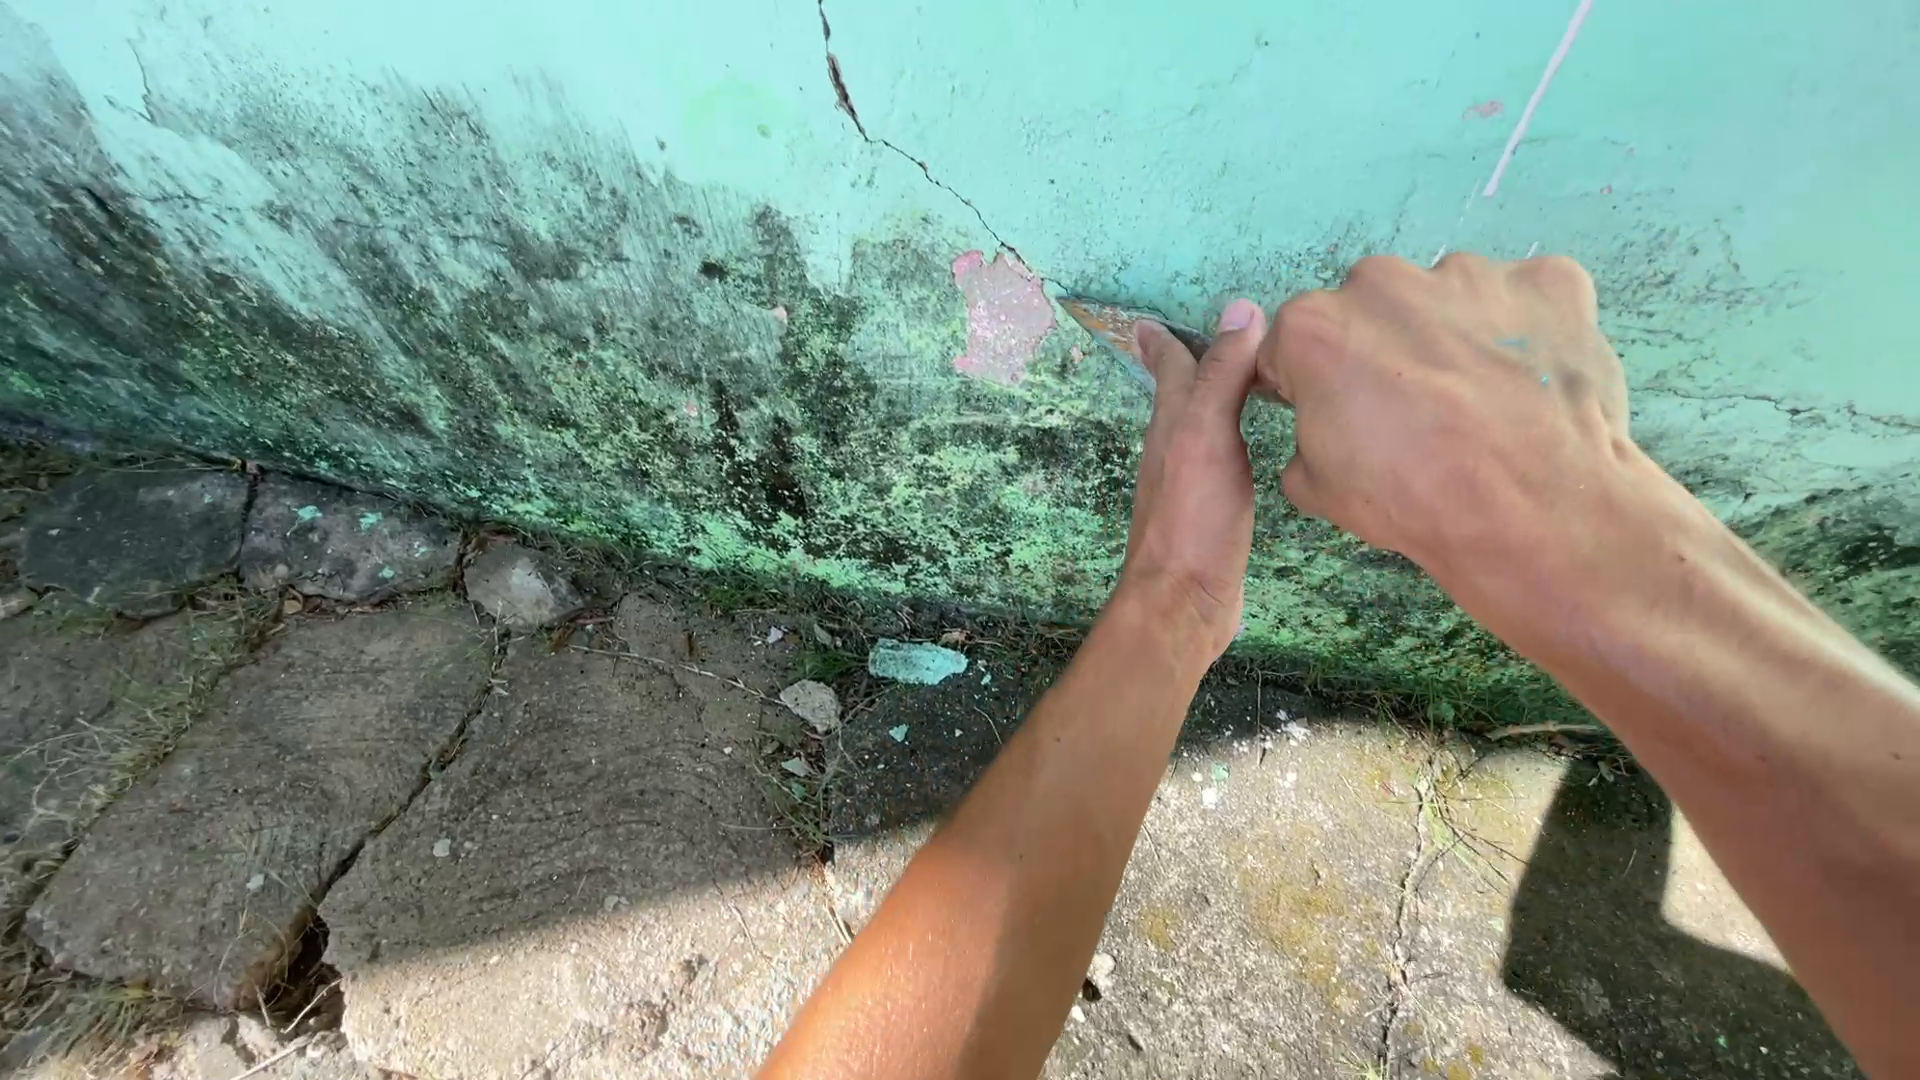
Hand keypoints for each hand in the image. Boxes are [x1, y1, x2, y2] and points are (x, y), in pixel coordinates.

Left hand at [1117, 298, 1266, 663]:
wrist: (1182, 600)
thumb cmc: (1193, 518)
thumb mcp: (1206, 437)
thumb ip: (1222, 377)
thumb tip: (1240, 309)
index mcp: (1172, 426)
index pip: (1170, 370)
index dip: (1164, 342)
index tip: (1148, 320)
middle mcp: (1173, 449)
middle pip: (1177, 397)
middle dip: (1180, 366)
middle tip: (1183, 342)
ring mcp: (1187, 483)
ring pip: (1193, 428)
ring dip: (1203, 401)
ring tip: (1218, 384)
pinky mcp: (1206, 513)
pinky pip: (1215, 461)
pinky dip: (1223, 441)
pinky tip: (1234, 449)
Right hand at [1257, 253, 1632, 589]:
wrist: (1531, 512)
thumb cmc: (1404, 496)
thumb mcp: (1311, 486)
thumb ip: (1303, 433)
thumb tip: (1328, 424)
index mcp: (1311, 326)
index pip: (1288, 347)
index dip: (1304, 383)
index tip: (1330, 413)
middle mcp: (1381, 282)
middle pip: (1362, 311)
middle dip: (1372, 347)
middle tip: (1401, 407)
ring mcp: (1468, 273)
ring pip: (1437, 298)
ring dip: (1442, 335)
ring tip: (1470, 397)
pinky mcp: (1547, 280)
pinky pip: (1517, 298)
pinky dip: (1516, 329)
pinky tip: (1523, 379)